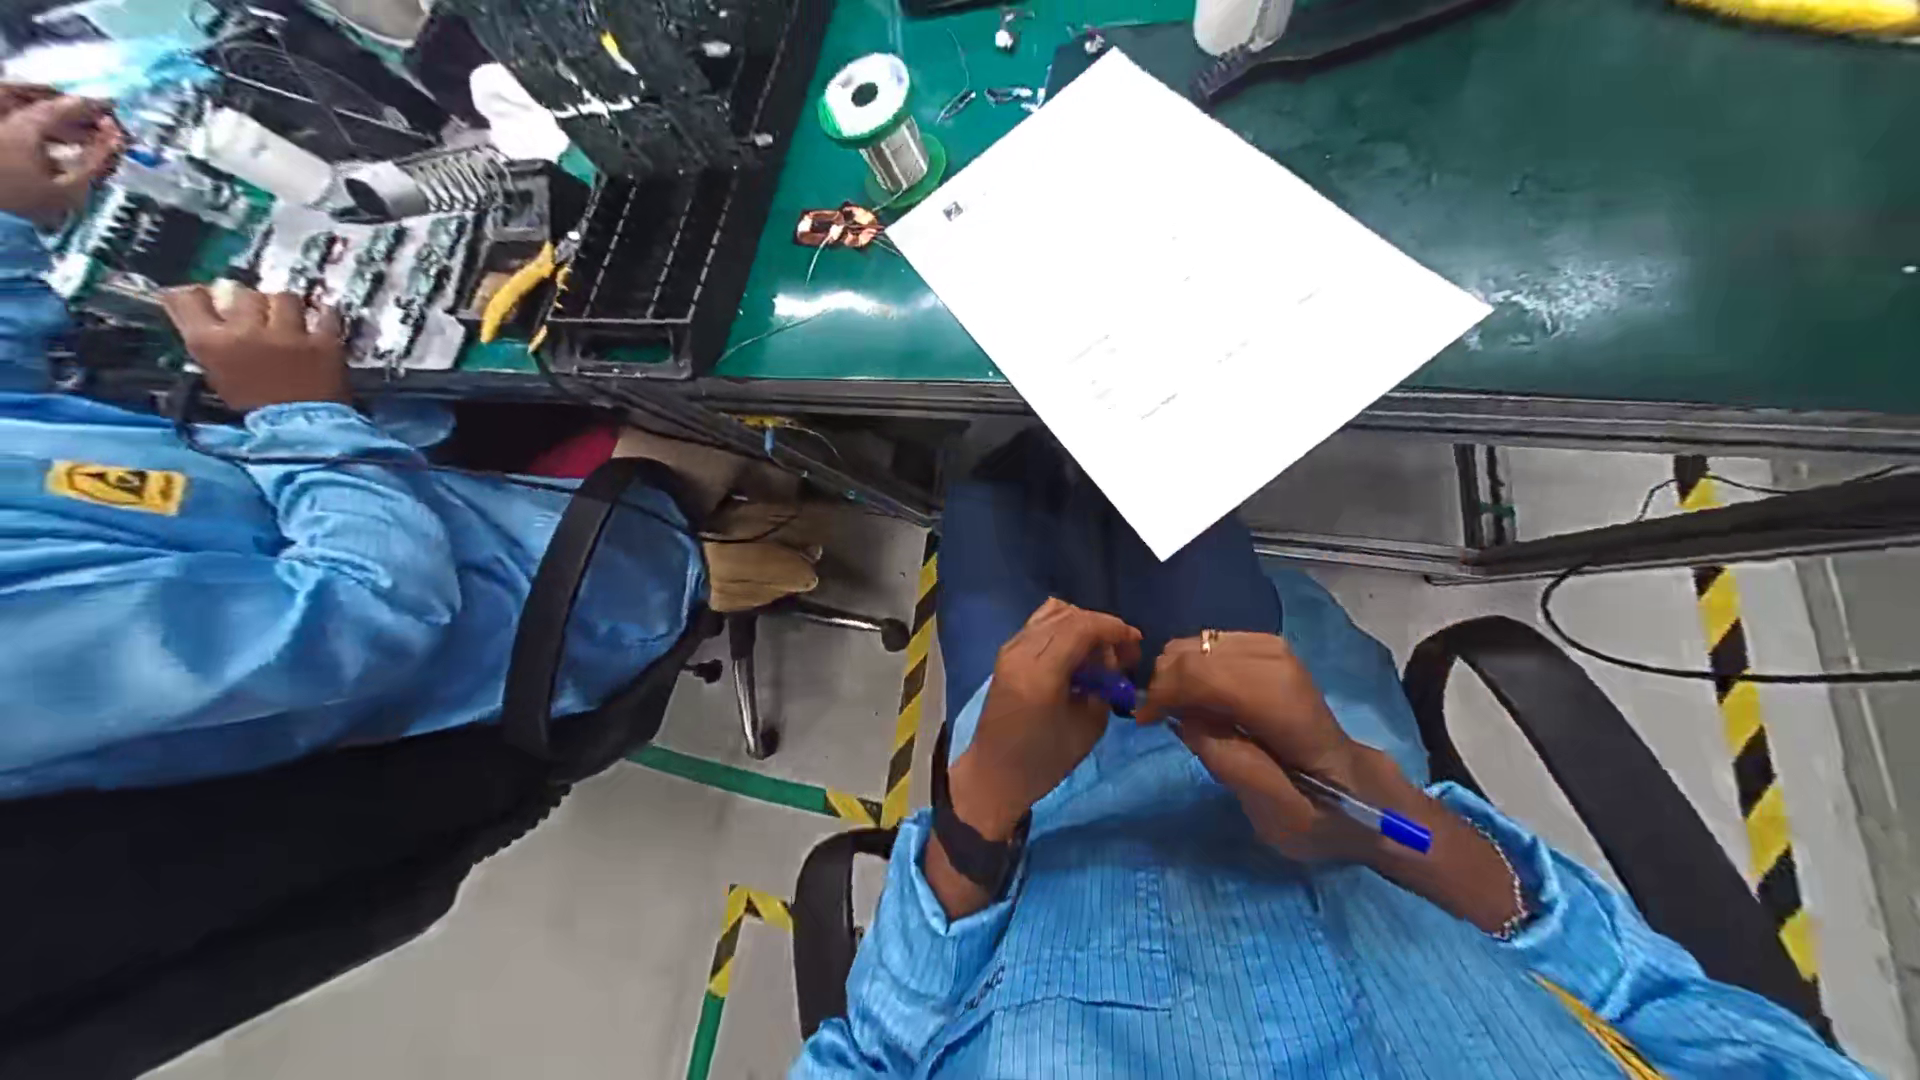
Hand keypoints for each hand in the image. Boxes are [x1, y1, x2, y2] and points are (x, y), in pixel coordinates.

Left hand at [0, 88, 122, 226]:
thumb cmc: (26, 201)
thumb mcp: (70, 188)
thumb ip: (96, 162)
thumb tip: (118, 140)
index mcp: (18, 131)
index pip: (54, 110)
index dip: (83, 106)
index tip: (109, 105)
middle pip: (21, 94)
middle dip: (55, 98)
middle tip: (85, 106)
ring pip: (5, 97)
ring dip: (36, 101)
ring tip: (63, 111)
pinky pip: (2, 108)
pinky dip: (19, 110)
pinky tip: (39, 124)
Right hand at [160, 286, 351, 411]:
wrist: (300, 425)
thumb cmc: (254, 402)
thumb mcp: (215, 370)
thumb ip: (211, 339)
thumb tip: (215, 313)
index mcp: (208, 340)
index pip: (186, 297)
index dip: (200, 294)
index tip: (212, 297)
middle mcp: (245, 331)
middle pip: (242, 293)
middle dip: (250, 299)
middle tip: (260, 311)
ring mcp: (288, 336)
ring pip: (282, 297)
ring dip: (285, 303)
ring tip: (290, 313)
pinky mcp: (324, 343)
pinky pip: (326, 316)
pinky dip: (325, 312)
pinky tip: (322, 315)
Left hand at [947, 599, 1141, 839]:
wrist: (995, 772)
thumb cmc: (1044, 760)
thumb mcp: (1088, 727)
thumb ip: (1102, 686)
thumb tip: (1108, 660)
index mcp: (1041, 673)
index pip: (1081, 627)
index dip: (1113, 628)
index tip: (1135, 641)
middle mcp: (1021, 652)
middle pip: (1068, 616)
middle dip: (1102, 626)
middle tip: (1121, 652)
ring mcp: (1010, 649)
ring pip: (1052, 613)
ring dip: (1082, 624)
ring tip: (1099, 651)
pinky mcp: (1006, 653)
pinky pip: (1039, 624)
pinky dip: (1063, 628)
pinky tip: (1076, 651)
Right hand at [1139, 632, 1413, 861]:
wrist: (1365, 794)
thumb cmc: (1325, 818)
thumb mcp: (1284, 821)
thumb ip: (1236, 769)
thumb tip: (1186, 720)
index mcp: (1292, 713)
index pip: (1210, 675)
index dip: (1166, 691)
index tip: (1146, 721)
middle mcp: (1284, 669)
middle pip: (1198, 653)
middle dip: (1164, 681)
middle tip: (1157, 717)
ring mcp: (1277, 652)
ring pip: (1199, 642)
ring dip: (1174, 672)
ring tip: (1174, 707)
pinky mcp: (1269, 649)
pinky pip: (1209, 641)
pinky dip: (1189, 662)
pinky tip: (1193, 691)